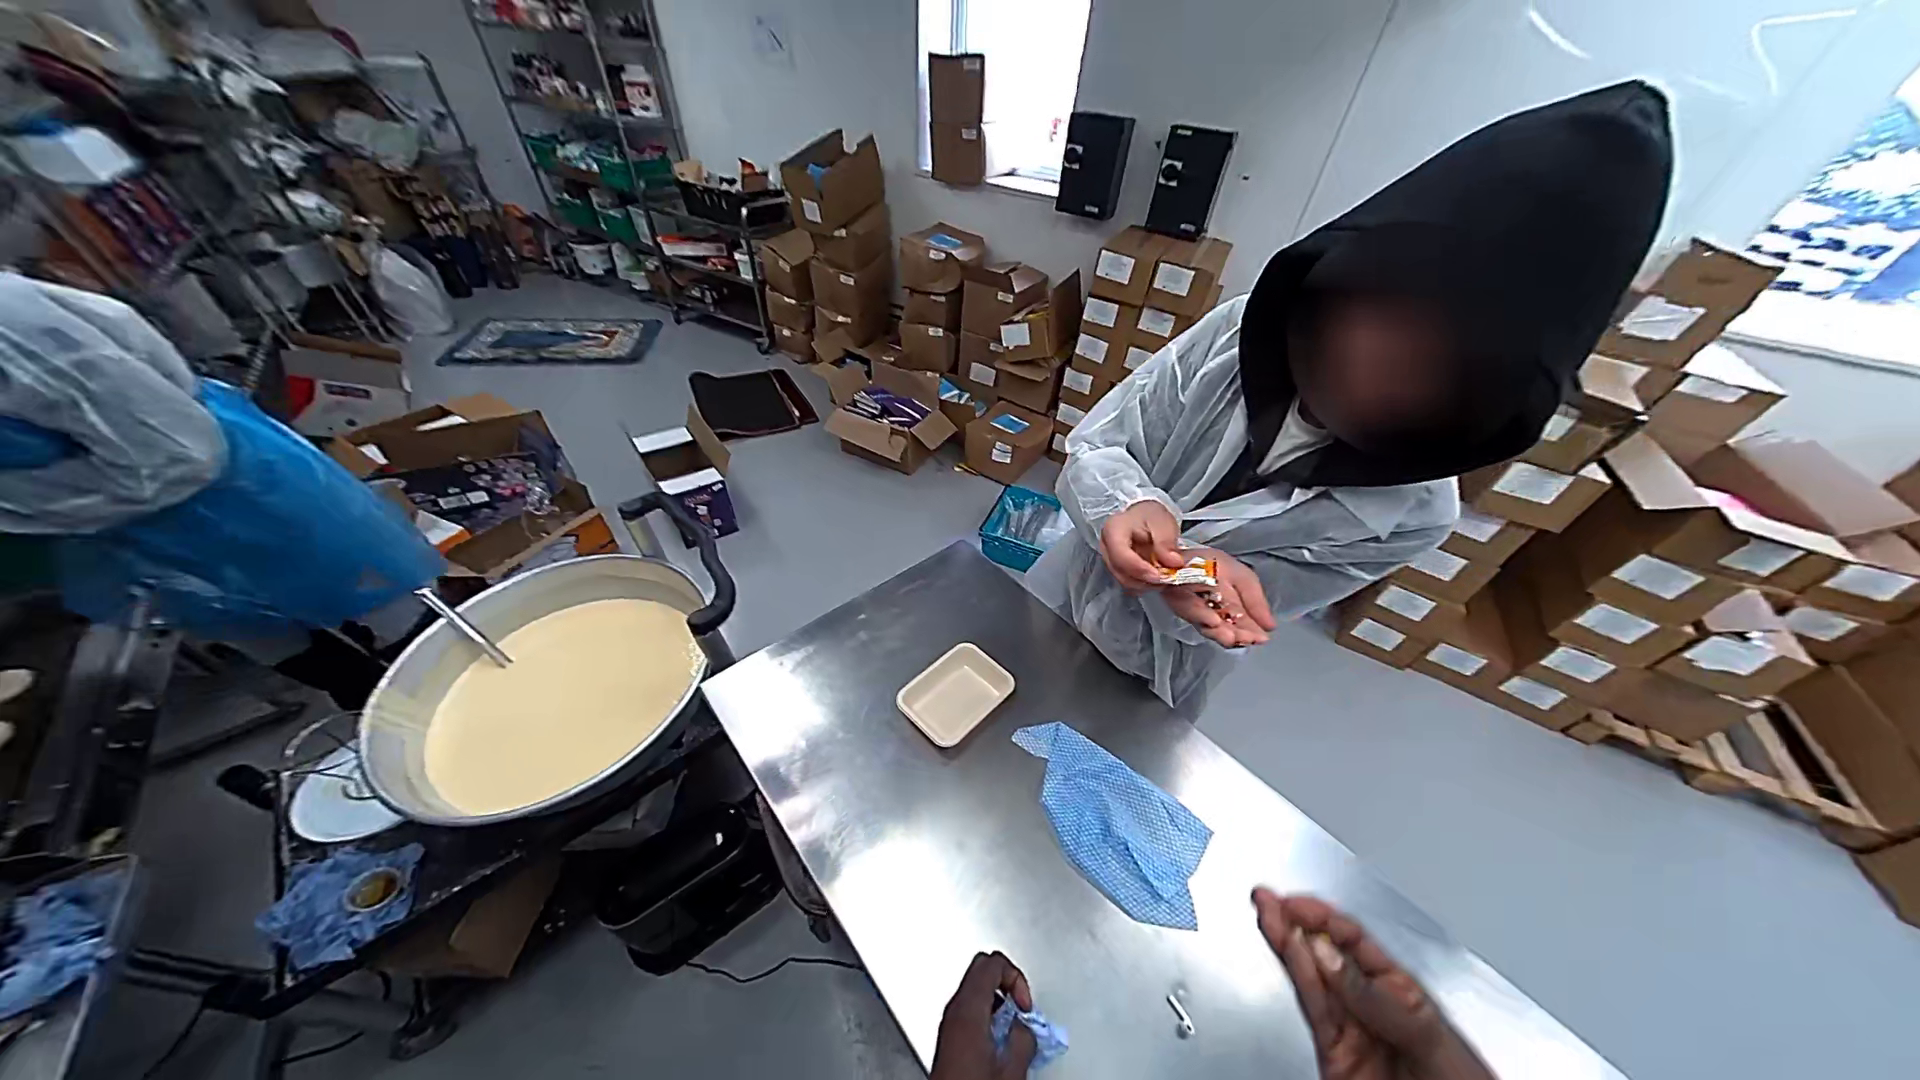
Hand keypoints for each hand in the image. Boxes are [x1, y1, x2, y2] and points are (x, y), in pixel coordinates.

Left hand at [929, 951, 1035, 1079]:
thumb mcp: (1011, 1069)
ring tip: (1013, 1030)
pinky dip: (987, 1014)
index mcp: (969, 1007)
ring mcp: (949, 1021)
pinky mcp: (948, 1036)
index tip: (1025, 1005)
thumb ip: (1022, 1038)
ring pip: (975, 988)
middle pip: (982, 968)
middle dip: (1006, 983)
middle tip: (1021, 1010)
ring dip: (997, 1001)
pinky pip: (969, 1009)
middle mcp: (955, 1009)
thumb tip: (1024, 1028)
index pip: (992, 963)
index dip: (1016, 978)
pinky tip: (999, 1042)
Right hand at [1099, 500, 1183, 588]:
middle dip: (1145, 579)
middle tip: (1169, 578)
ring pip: (1124, 580)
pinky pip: (1129, 581)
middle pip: (1121, 571)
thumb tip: (1173, 563)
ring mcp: (1109, 559)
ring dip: (1146, 583)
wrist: (1144, 518)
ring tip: (1166, 577)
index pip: (1120, 555)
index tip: (1161, 576)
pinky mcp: (1116, 568)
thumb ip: (1167, 542)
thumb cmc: (1150, 516)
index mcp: (1113, 529)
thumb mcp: (1162, 522)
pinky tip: (1158, 577)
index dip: (1140, 569)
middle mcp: (1105, 546)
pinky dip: (1144, 583)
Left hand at [1159, 550, 1277, 647]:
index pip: (1244, 627)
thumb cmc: (1213, 563)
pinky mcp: (1179, 606)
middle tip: (1246, 638)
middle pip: (1227, 631)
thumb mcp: (1243, 578)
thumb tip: (1271, 627)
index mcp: (1232, 609)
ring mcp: (1196, 612)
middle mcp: (1215, 615)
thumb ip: (1256, 601)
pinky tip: (1214, 621)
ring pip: (1210, 628)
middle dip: (1237, 635)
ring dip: (1221, 632)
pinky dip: (1203, 617)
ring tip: (1231, 635)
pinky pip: (1192, 613)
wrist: (1183, 554)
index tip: (1260, 638)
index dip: (1251, 634)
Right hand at [1254, 890, 1495, 1079]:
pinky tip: (1284, 949)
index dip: (1324, 917)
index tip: (1296, 903)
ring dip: (1285, 940)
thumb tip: (1326, 952)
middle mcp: (1372, 1006)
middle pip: (1326, 952)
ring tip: (1266, 912)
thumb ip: (1375, 997)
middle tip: (1269, 897)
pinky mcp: (1333, 1055)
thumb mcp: (1429, 1039)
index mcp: (1404, 993)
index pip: (1356, 941)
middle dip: (1295, 920)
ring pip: (1311, 975)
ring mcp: (1352, 1030)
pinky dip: (1294, 976)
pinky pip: (1310, 1006)